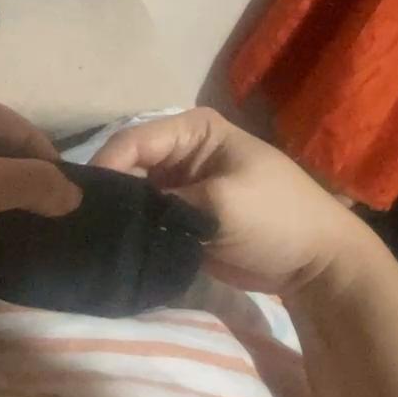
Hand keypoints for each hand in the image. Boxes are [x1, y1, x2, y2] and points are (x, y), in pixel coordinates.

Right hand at [90, 108, 372, 293]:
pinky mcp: (176, 216)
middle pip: (125, 165)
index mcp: (192, 130)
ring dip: (117, 214)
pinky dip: (130, 231)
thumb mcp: (219, 204)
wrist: (314, 266)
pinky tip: (113, 245)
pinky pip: (141, 218)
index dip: (105, 168)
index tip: (84, 202)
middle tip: (83, 222)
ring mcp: (176, 185)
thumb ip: (161, 203)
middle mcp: (178, 151)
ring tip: (95, 236)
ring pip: (129, 194)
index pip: (131, 141)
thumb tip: (111, 212)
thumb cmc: (276, 219)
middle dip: (107, 192)